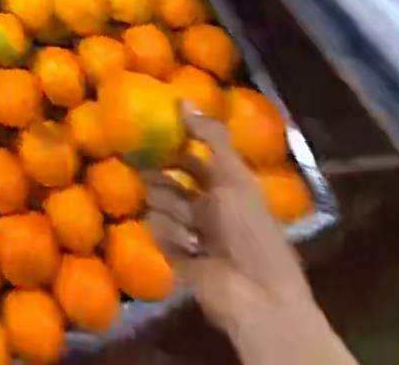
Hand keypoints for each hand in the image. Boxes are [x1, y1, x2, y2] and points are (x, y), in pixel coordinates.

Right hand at [143, 109, 354, 364]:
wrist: (257, 299)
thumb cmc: (252, 233)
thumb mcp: (235, 178)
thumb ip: (211, 138)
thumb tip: (183, 99)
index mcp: (225, 188)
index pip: (192, 158)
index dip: (175, 144)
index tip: (150, 128)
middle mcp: (204, 206)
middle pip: (169, 178)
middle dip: (158, 173)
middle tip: (140, 162)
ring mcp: (188, 231)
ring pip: (159, 201)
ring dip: (171, 209)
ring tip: (188, 224)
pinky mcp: (173, 253)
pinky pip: (156, 228)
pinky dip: (170, 234)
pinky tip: (188, 245)